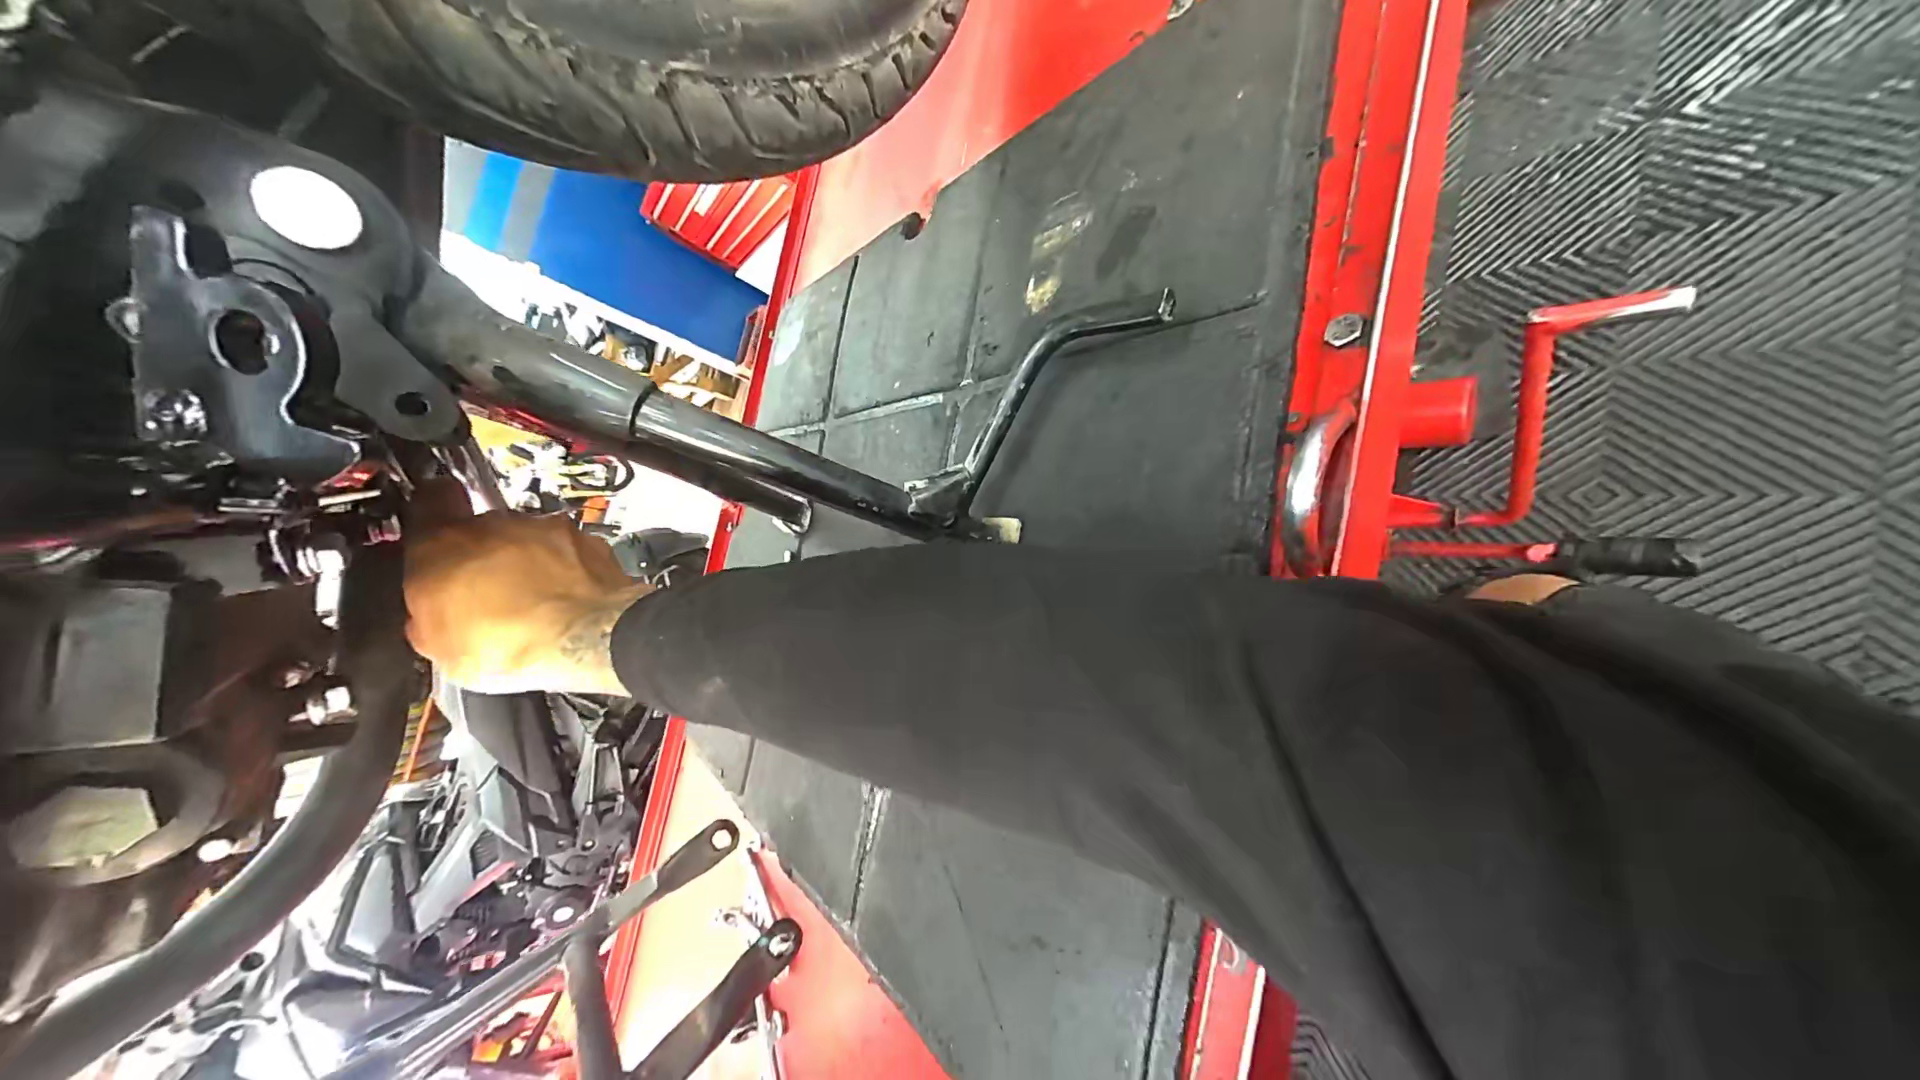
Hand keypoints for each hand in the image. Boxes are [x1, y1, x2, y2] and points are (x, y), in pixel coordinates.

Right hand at [404, 500, 649, 694]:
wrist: (584, 637)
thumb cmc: (507, 642)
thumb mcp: (438, 642)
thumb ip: (427, 611)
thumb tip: (432, 612)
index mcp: (441, 543)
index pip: (429, 501)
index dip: (433, 508)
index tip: (436, 517)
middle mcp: (494, 524)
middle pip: (483, 528)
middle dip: (485, 553)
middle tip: (492, 589)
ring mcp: (545, 527)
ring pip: (529, 536)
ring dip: (529, 559)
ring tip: (536, 599)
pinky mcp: (587, 539)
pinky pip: (568, 548)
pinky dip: (567, 566)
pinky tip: (568, 595)